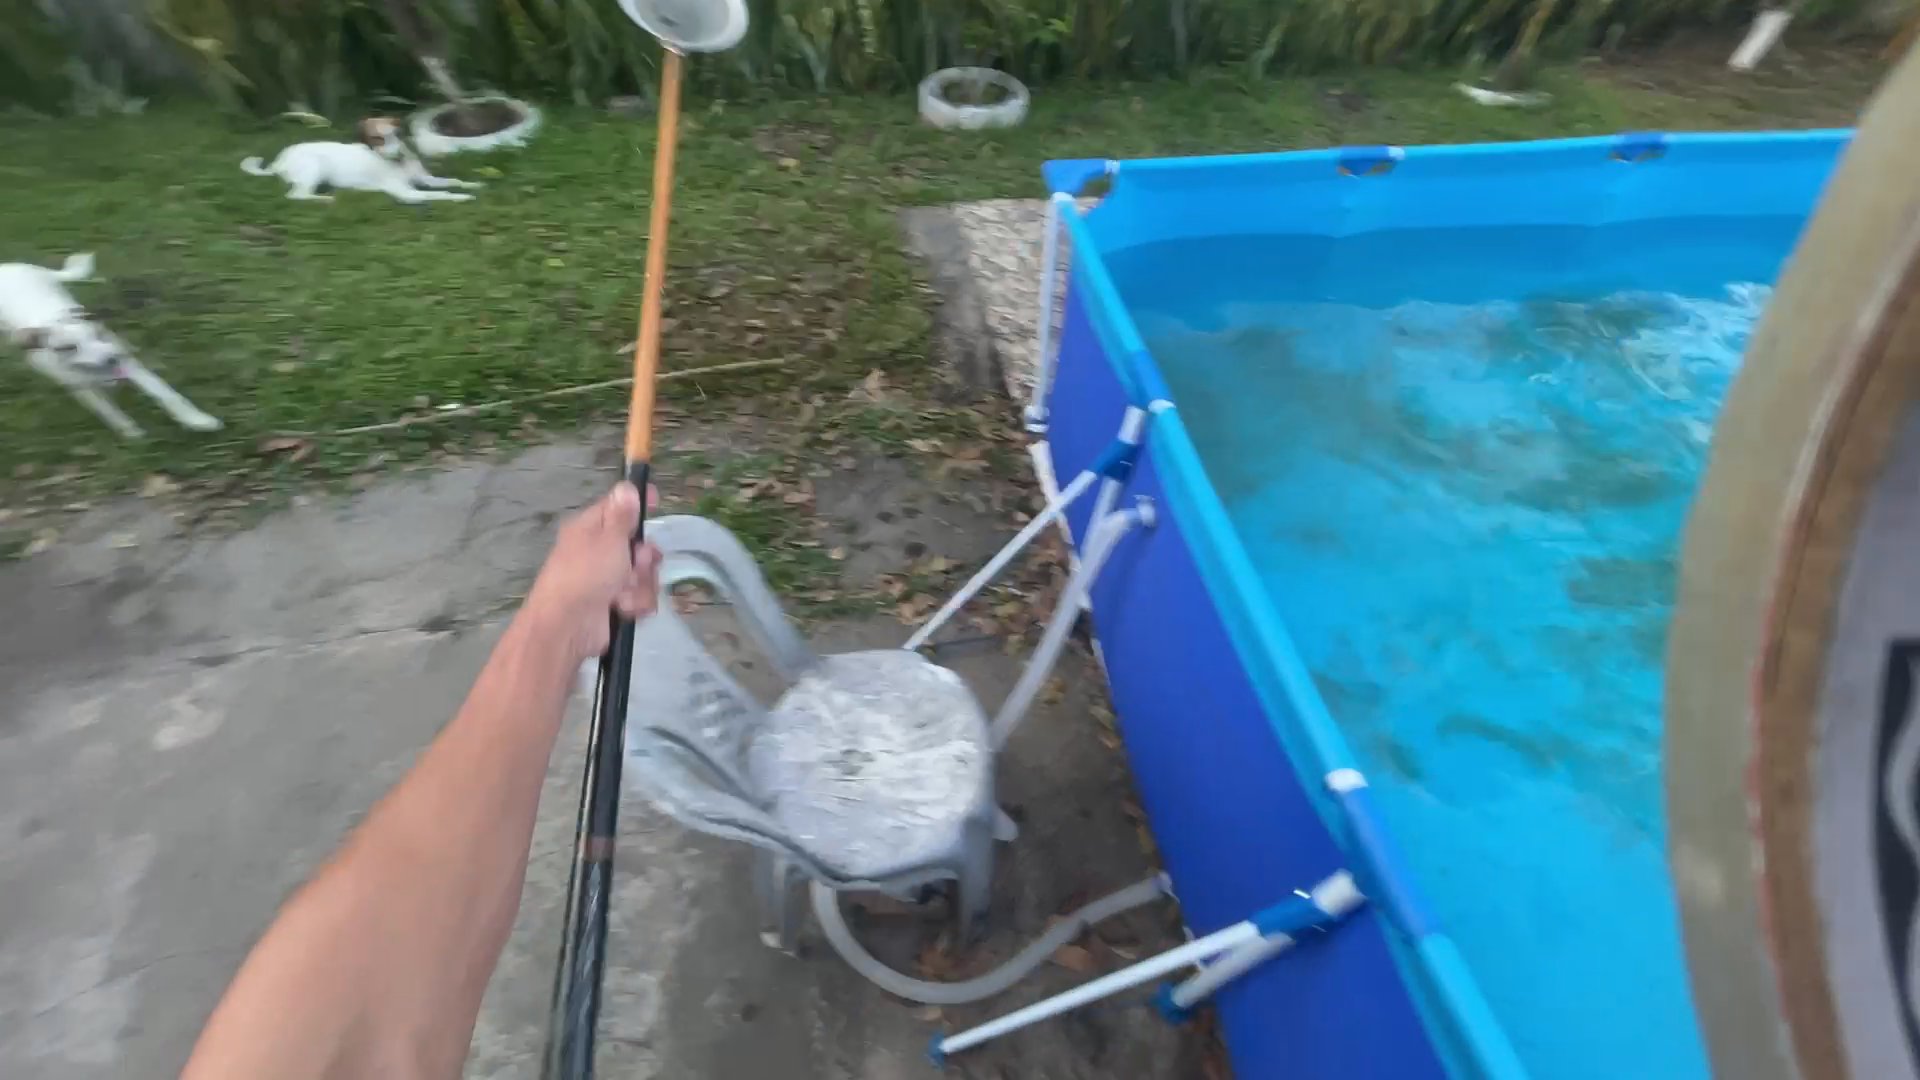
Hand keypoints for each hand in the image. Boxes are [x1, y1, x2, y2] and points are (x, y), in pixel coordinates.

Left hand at [524, 482, 662, 662]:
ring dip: (640, 585)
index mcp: (590, 530)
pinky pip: (640, 596)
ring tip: (625, 595)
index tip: (656, 501)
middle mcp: (598, 552)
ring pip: (643, 574)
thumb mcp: (608, 539)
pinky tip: (625, 609)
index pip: (618, 507)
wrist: (568, 626)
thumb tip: (626, 485)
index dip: (638, 504)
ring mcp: (606, 579)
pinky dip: (636, 603)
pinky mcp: (615, 603)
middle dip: (644, 559)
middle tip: (637, 564)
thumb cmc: (586, 575)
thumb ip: (622, 514)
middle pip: (638, 545)